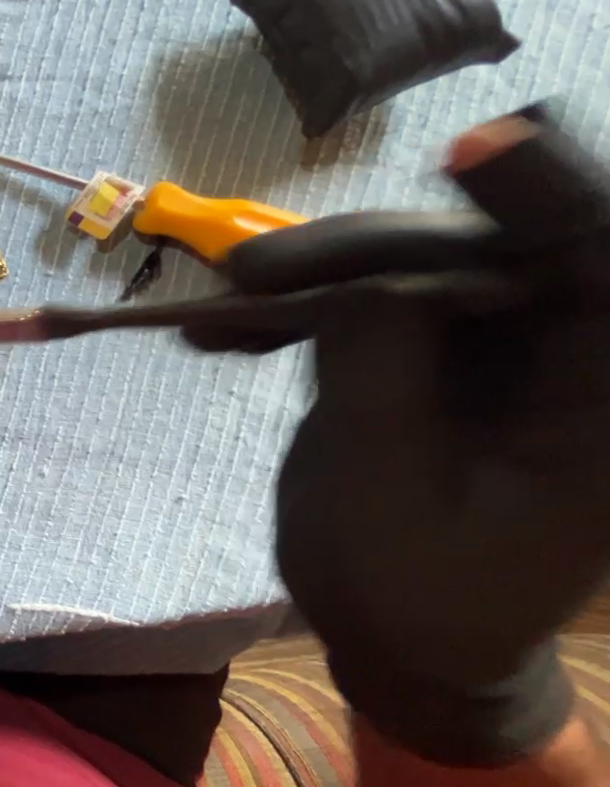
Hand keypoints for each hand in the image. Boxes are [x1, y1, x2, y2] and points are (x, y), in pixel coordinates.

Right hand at [218, 116, 609, 765]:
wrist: (404, 638)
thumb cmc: (413, 595)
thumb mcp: (386, 501)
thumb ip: (381, 388)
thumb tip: (357, 286)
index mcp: (604, 390)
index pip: (600, 259)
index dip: (547, 194)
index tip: (472, 148)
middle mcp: (564, 350)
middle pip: (481, 250)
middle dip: (366, 248)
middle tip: (246, 271)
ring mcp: (490, 351)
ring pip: (408, 270)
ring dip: (310, 279)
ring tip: (215, 308)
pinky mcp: (422, 361)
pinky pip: (360, 309)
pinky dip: (288, 315)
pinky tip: (222, 336)